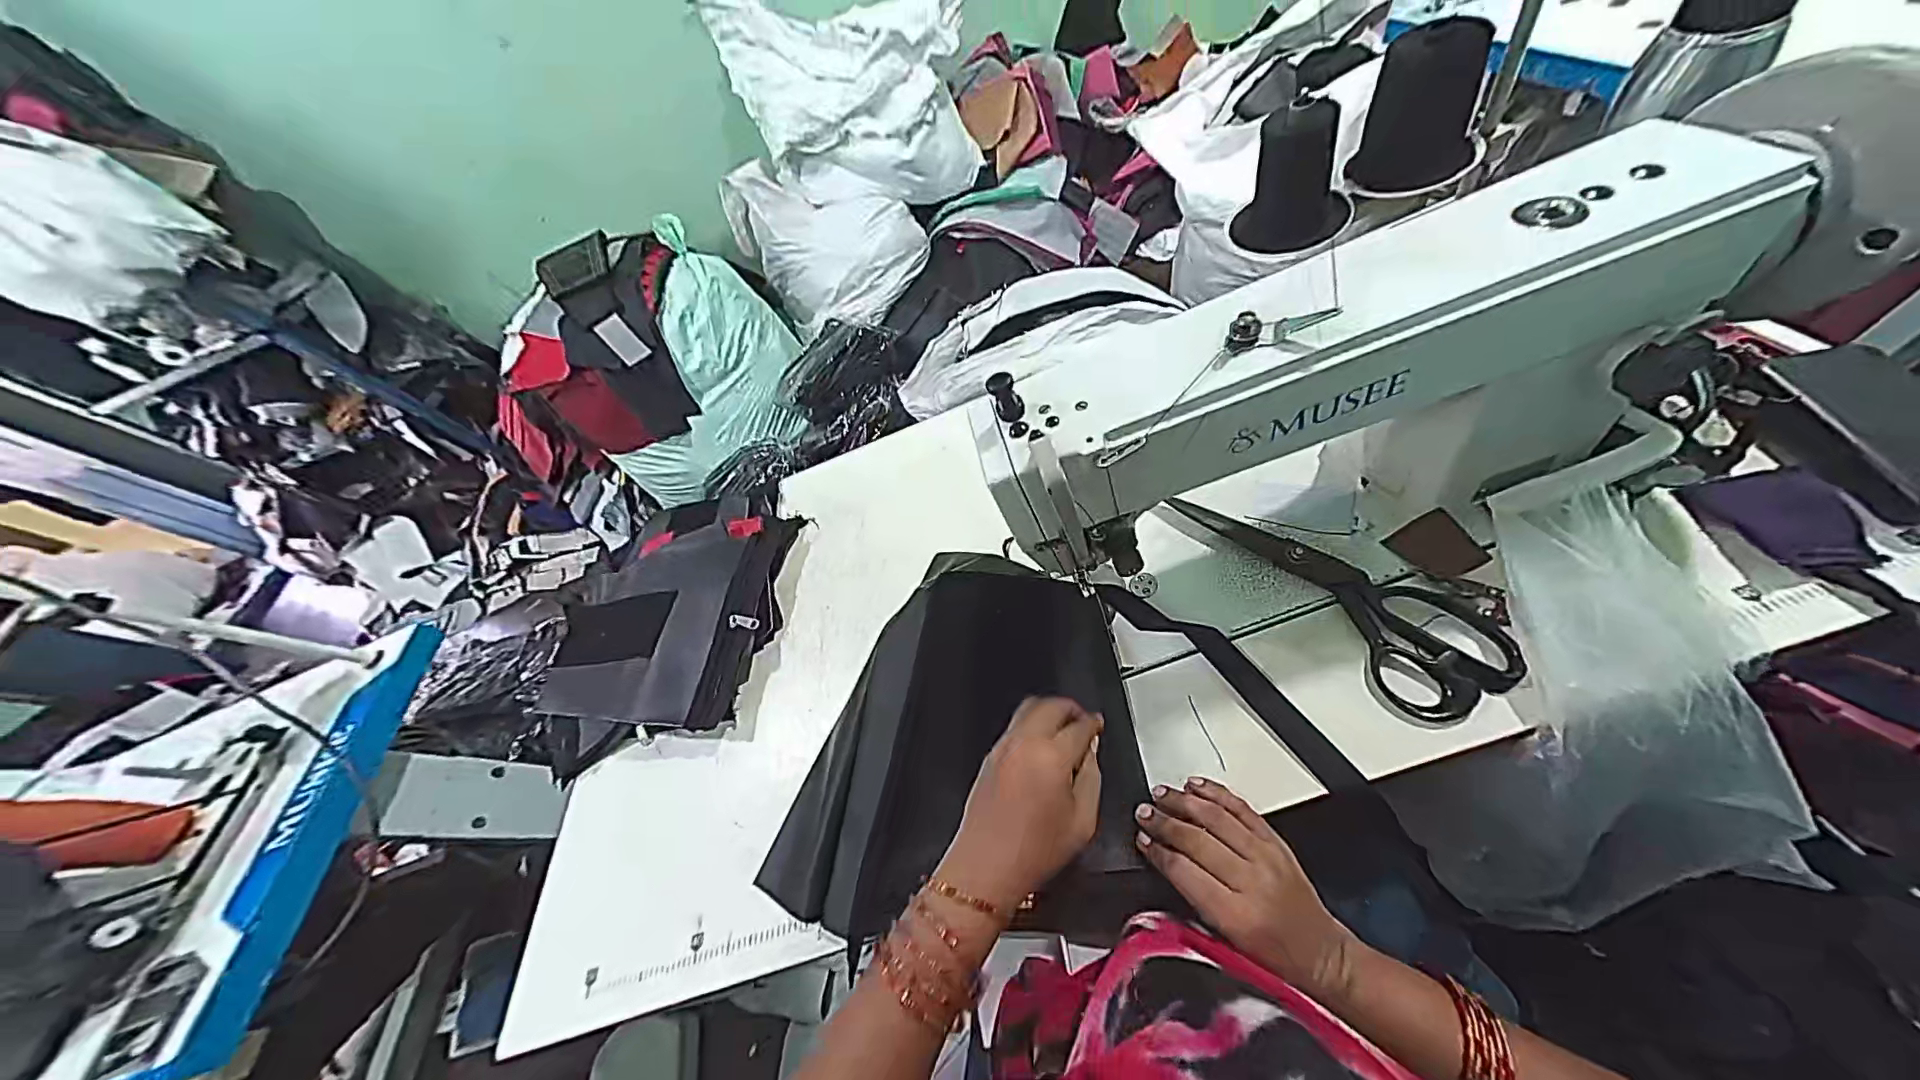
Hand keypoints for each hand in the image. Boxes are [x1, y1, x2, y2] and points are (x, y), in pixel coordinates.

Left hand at [936, 697, 1103, 914]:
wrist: (987, 866)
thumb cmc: (1032, 852)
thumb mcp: (1083, 821)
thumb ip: (1093, 778)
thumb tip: (1091, 754)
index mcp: (1052, 757)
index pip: (1079, 725)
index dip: (1094, 723)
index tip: (1098, 726)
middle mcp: (1024, 744)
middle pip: (1051, 705)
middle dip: (1072, 709)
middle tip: (1083, 720)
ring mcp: (1003, 747)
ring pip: (1029, 708)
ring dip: (1049, 712)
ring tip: (1063, 727)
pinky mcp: (990, 756)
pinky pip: (1014, 726)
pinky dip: (1031, 725)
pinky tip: (1041, 744)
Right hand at [1135, 777, 1358, 999]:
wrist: (1321, 954)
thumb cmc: (1275, 957)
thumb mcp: (1225, 943)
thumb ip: (1193, 904)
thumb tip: (1163, 865)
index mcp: (1235, 914)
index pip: (1184, 871)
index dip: (1158, 851)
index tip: (1142, 839)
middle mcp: (1252, 881)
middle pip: (1197, 838)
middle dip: (1164, 822)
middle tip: (1144, 812)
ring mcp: (1267, 857)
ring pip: (1217, 816)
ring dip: (1183, 801)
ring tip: (1161, 793)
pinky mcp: (1276, 842)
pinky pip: (1243, 808)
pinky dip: (1217, 793)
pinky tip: (1197, 785)